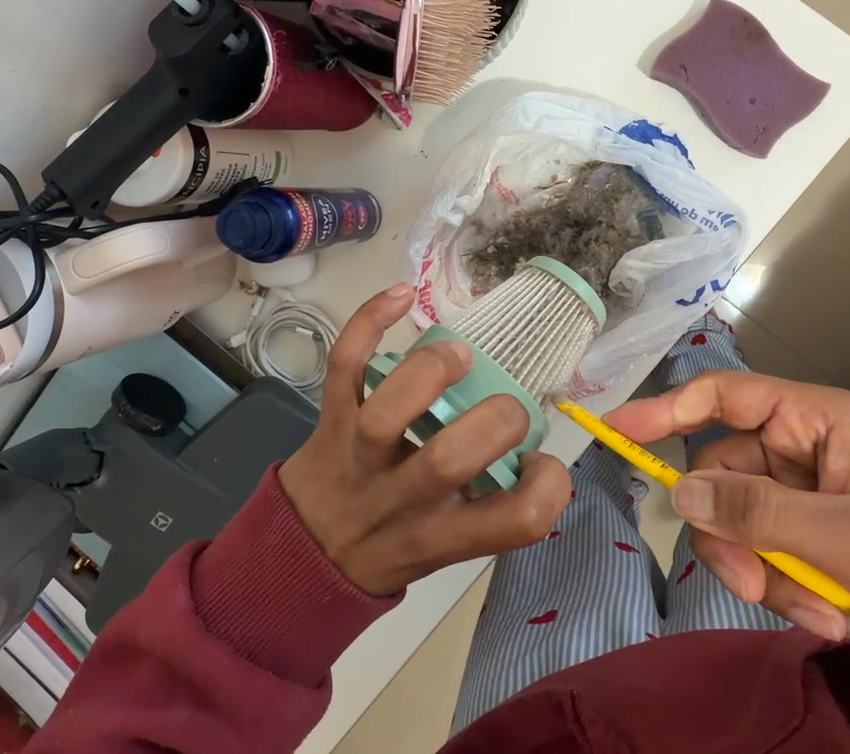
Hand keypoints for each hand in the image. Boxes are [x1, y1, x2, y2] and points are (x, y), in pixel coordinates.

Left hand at [279, 284, 572, 595]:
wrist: (302, 553)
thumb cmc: (389, 545)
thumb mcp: (444, 548)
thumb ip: (486, 510)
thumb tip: (526, 450)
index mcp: (442, 534)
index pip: (514, 521)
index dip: (547, 486)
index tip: (536, 463)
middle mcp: (399, 498)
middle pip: (448, 461)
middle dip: (494, 422)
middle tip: (504, 409)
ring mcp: (358, 456)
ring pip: (386, 413)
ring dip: (430, 373)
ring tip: (459, 355)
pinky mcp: (330, 419)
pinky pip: (344, 366)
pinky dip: (370, 322)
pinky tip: (403, 296)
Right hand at [605, 372, 849, 650]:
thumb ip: (762, 513)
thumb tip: (681, 495)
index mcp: (815, 421)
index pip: (725, 397)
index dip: (668, 407)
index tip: (617, 429)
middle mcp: (797, 448)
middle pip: (719, 476)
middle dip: (733, 536)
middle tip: (755, 583)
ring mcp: (798, 494)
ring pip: (733, 523)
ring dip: (764, 573)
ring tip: (818, 611)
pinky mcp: (801, 535)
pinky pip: (759, 554)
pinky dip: (784, 591)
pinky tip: (830, 617)